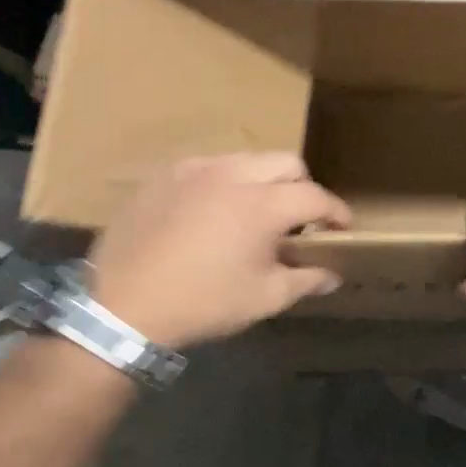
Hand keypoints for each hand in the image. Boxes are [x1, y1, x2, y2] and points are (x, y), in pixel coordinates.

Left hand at [88, 153, 351, 348]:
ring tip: (257, 213)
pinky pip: (208, 167)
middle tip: (301, 220)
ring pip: (246, 159)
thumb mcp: (265, 297)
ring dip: (264, 181)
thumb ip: (307, 279)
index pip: (315, 196)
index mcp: (261, 205)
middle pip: (286, 162)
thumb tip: (333, 275)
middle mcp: (230, 176)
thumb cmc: (204, 303)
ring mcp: (192, 171)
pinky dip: (225, 183)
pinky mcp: (162, 177)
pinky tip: (216, 213)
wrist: (122, 307)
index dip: (337, 213)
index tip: (343, 230)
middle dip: (303, 187)